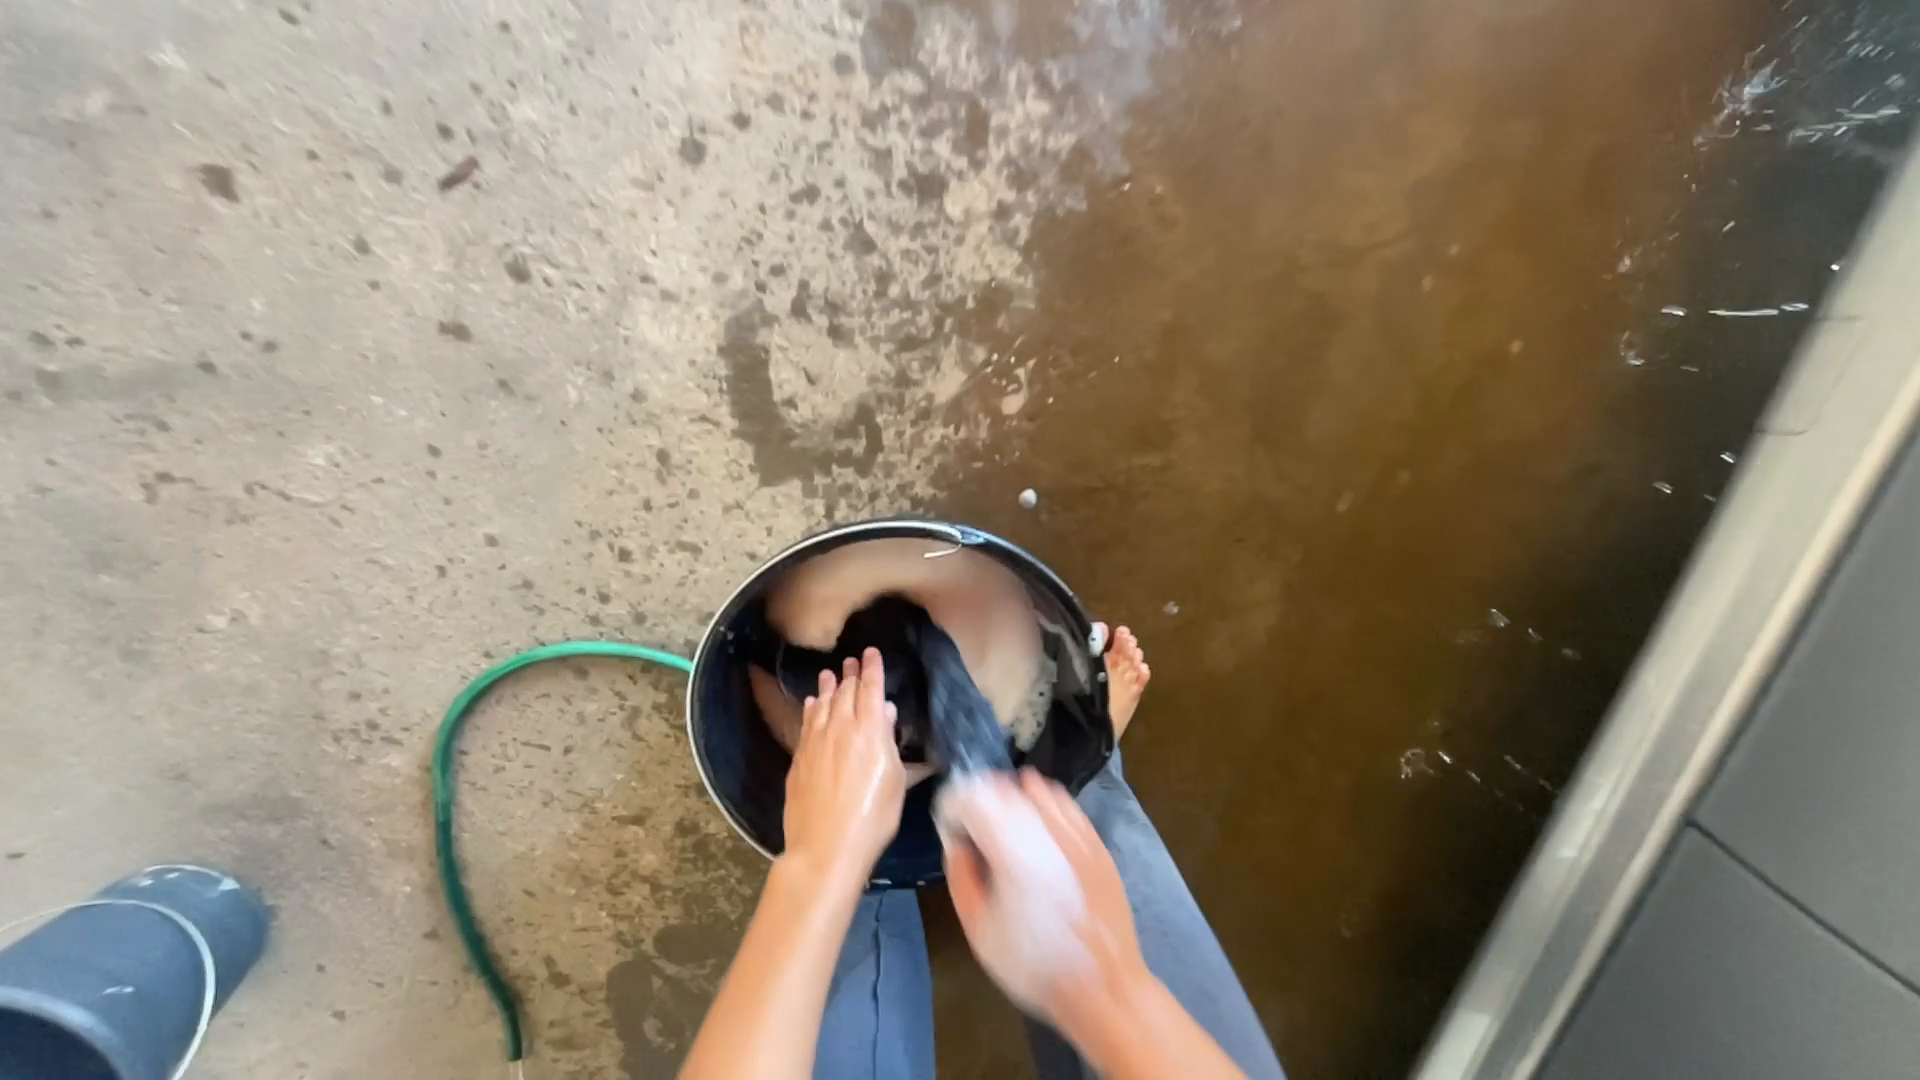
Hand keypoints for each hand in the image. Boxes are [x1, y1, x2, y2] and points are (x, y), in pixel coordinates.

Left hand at [782, 648, 906, 884]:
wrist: (826, 847)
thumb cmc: (873, 817)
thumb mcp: (895, 781)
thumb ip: (889, 743)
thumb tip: (886, 713)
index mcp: (869, 731)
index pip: (871, 690)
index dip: (872, 669)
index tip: (871, 653)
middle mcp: (840, 728)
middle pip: (845, 693)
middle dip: (850, 674)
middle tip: (852, 660)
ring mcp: (815, 742)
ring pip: (822, 704)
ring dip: (827, 687)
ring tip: (829, 674)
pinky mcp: (798, 759)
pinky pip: (806, 723)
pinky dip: (810, 709)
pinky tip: (810, 704)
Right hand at [942, 769, 1149, 1025]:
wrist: (1103, 986)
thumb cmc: (1034, 964)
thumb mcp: (979, 931)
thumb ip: (961, 878)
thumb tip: (958, 844)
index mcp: (1011, 848)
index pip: (974, 797)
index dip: (955, 803)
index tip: (950, 822)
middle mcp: (1044, 828)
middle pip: (1005, 787)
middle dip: (983, 797)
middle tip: (973, 822)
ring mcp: (1076, 832)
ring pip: (1039, 789)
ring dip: (1015, 796)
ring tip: (1006, 821)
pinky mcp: (1097, 841)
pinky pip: (1067, 805)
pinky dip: (1047, 805)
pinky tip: (1040, 826)